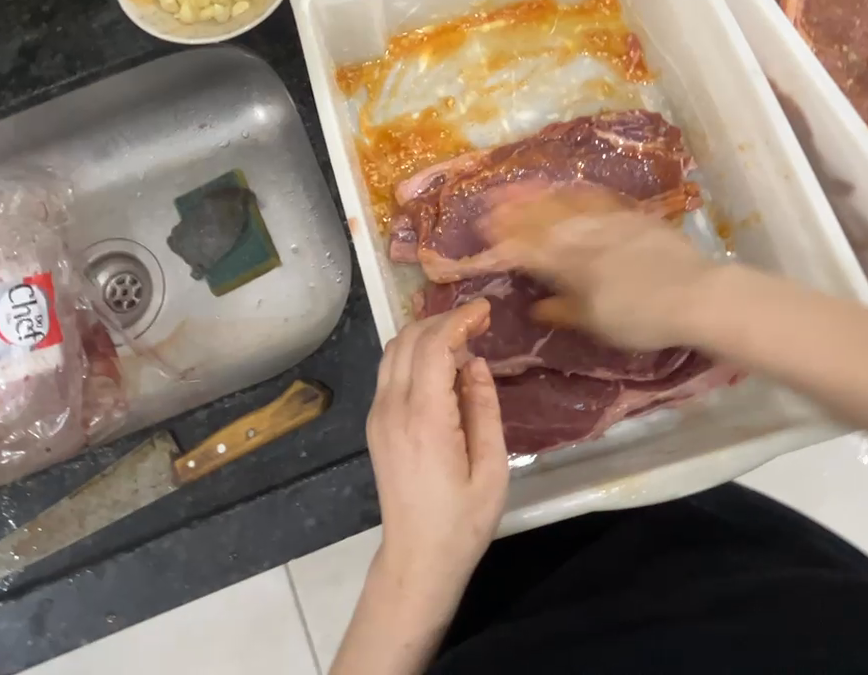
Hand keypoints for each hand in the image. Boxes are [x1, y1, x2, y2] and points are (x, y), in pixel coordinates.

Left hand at [366, 300, 508, 603]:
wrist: (417, 556)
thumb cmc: (463, 520)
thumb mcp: (492, 468)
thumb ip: (484, 409)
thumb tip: (474, 363)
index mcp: (424, 418)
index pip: (433, 346)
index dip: (458, 320)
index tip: (485, 309)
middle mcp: (393, 407)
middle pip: (408, 338)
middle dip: (443, 320)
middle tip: (478, 321)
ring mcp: (378, 413)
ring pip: (393, 350)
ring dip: (425, 333)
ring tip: (461, 337)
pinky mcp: (375, 422)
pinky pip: (390, 370)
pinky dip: (413, 353)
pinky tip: (440, 364)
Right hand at [479, 187, 725, 351]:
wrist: (699, 296)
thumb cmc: (644, 318)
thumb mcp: (599, 323)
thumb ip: (565, 311)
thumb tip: (537, 306)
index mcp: (571, 267)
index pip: (530, 248)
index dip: (506, 237)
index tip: (486, 228)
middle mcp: (585, 239)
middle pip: (543, 220)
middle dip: (514, 209)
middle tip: (492, 197)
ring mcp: (610, 223)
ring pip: (566, 205)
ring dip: (540, 195)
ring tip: (520, 184)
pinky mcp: (634, 217)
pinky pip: (599, 199)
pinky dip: (578, 192)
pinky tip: (568, 187)